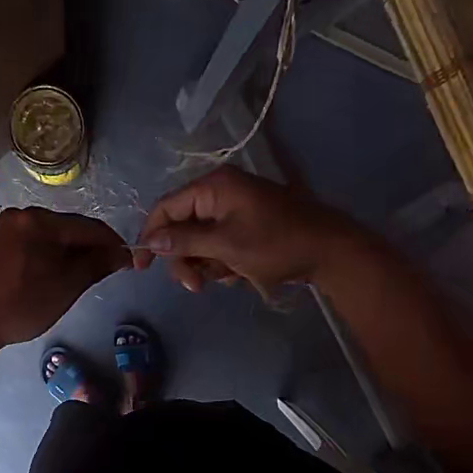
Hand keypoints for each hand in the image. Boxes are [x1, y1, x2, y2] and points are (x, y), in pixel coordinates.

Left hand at [0, 207, 128, 359]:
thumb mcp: (66, 287)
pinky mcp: (1, 239)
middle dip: (94, 248)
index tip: (131, 262)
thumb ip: (97, 265)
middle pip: (72, 227)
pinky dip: (55, 254)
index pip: (91, 227)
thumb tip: (123, 254)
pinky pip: (39, 241)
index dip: (114, 244)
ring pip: (56, 235)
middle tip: (111, 271)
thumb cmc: (21, 305)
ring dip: (75, 252)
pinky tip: (61, 272)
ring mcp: (10, 226)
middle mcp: (24, 214)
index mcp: (40, 221)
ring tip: (87, 275)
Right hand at [134, 167, 366, 294]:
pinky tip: (244, 274)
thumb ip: (185, 241)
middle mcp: (222, 192)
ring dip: (209, 264)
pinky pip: (224, 244)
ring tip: (231, 276)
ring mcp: (238, 209)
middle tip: (197, 286)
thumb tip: (151, 240)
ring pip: (203, 241)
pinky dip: (227, 262)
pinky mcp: (250, 226)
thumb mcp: (226, 245)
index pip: (166, 207)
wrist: (329, 252)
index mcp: (214, 187)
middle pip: (183, 227)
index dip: (151, 236)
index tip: (142, 267)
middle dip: (187, 258)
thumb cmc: (276, 244)